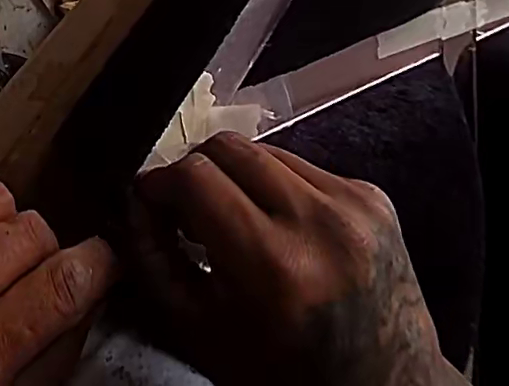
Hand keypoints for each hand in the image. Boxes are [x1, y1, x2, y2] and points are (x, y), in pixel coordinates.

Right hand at [127, 132, 463, 385]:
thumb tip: (135, 200)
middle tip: (187, 205)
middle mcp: (319, 220)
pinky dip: (277, 186)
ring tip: (237, 216)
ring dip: (237, 175)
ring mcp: (354, 201)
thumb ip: (157, 263)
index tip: (149, 197)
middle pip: (229, 146)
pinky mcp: (373, 192)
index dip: (161, 180)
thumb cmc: (285, 377)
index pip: (197, 176)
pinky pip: (302, 165)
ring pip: (264, 150)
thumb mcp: (205, 336)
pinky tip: (281, 223)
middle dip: (195, 168)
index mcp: (276, 267)